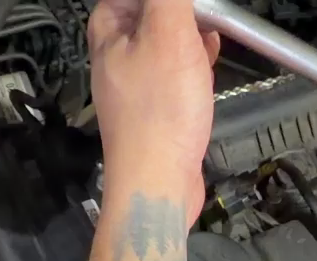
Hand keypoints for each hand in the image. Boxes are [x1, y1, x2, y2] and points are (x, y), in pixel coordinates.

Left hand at [88, 0, 219, 220]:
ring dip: (194, 43)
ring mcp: (137, 84)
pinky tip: (204, 77)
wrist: (158, 186)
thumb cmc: (158, 120)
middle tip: (206, 26)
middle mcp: (118, 54)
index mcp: (109, 27)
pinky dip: (193, 71)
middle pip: (157, 12)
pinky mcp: (156, 110)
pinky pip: (177, 76)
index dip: (175, 1)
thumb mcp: (169, 35)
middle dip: (188, 17)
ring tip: (208, 52)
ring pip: (170, 44)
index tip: (198, 10)